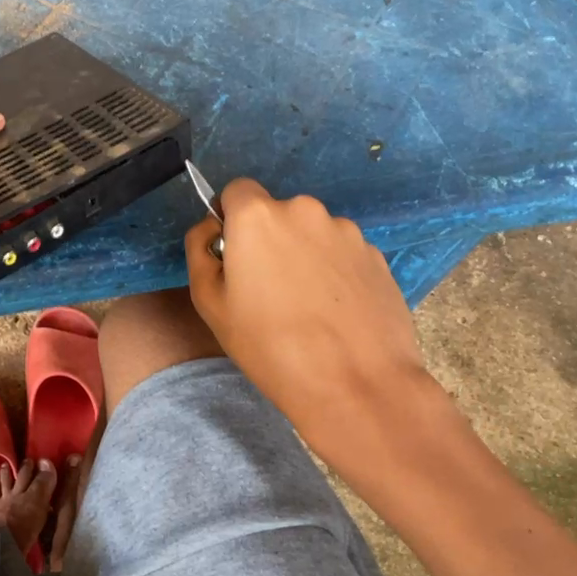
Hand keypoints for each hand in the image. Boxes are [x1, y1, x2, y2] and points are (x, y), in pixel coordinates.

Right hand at [184, 179, 445, 463]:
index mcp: (258, 216)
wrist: (357, 385)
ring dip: (303, 256)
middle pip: (276, 214)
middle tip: (266, 290)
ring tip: (305, 307)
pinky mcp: (377, 257)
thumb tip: (212, 230)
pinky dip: (333, 273)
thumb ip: (200, 252)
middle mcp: (305, 210)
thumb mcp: (209, 302)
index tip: (232, 253)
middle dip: (268, 240)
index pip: (236, 190)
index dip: (229, 217)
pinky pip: (341, 255)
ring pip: (311, 234)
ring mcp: (347, 232)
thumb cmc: (269, 345)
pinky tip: (334, 315)